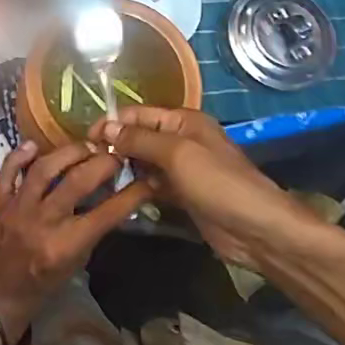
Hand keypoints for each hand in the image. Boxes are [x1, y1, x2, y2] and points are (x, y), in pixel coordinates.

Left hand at [0, 141, 149, 339]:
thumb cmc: (39, 287)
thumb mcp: (74, 266)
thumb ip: (89, 233)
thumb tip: (107, 201)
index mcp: (66, 245)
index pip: (107, 213)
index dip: (132, 194)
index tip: (148, 178)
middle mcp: (43, 221)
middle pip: (77, 181)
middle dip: (101, 163)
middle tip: (115, 154)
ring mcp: (17, 208)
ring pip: (44, 169)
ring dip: (67, 152)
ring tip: (85, 145)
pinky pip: (7, 172)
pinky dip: (20, 156)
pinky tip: (35, 145)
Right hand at [89, 107, 323, 270]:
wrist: (258, 231)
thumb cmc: (219, 184)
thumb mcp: (176, 154)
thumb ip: (138, 139)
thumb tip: (105, 128)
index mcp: (182, 122)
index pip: (136, 114)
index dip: (111, 124)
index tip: (86, 141)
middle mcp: (180, 140)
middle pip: (136, 137)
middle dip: (114, 147)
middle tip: (90, 163)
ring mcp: (181, 168)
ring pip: (141, 162)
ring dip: (122, 168)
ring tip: (98, 179)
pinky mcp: (180, 193)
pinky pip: (150, 184)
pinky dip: (135, 187)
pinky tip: (117, 194)